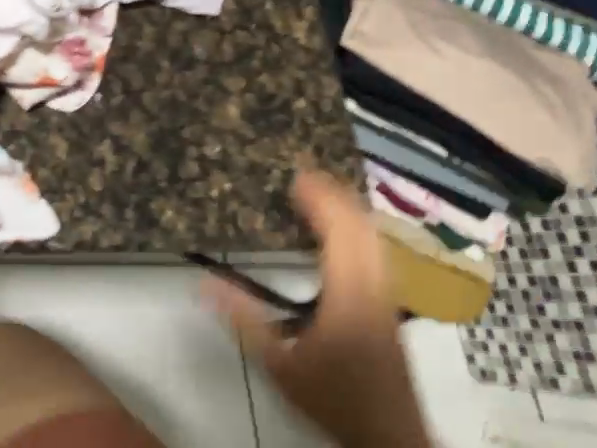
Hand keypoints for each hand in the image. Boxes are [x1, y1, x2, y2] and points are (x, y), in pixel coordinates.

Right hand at [205, 170, 433, 447]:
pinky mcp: (393, 306)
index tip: (294, 176)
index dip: (320, 199)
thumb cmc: (332, 397)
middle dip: (335, 194)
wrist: (390, 437)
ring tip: (319, 193)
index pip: (340, 231)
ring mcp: (390, 296)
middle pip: (363, 226)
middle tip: (302, 174)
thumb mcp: (278, 364)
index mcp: (349, 294)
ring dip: (350, 209)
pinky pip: (379, 251)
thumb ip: (244, 318)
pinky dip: (359, 229)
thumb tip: (203, 279)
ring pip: (377, 237)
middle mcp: (376, 287)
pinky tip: (342, 231)